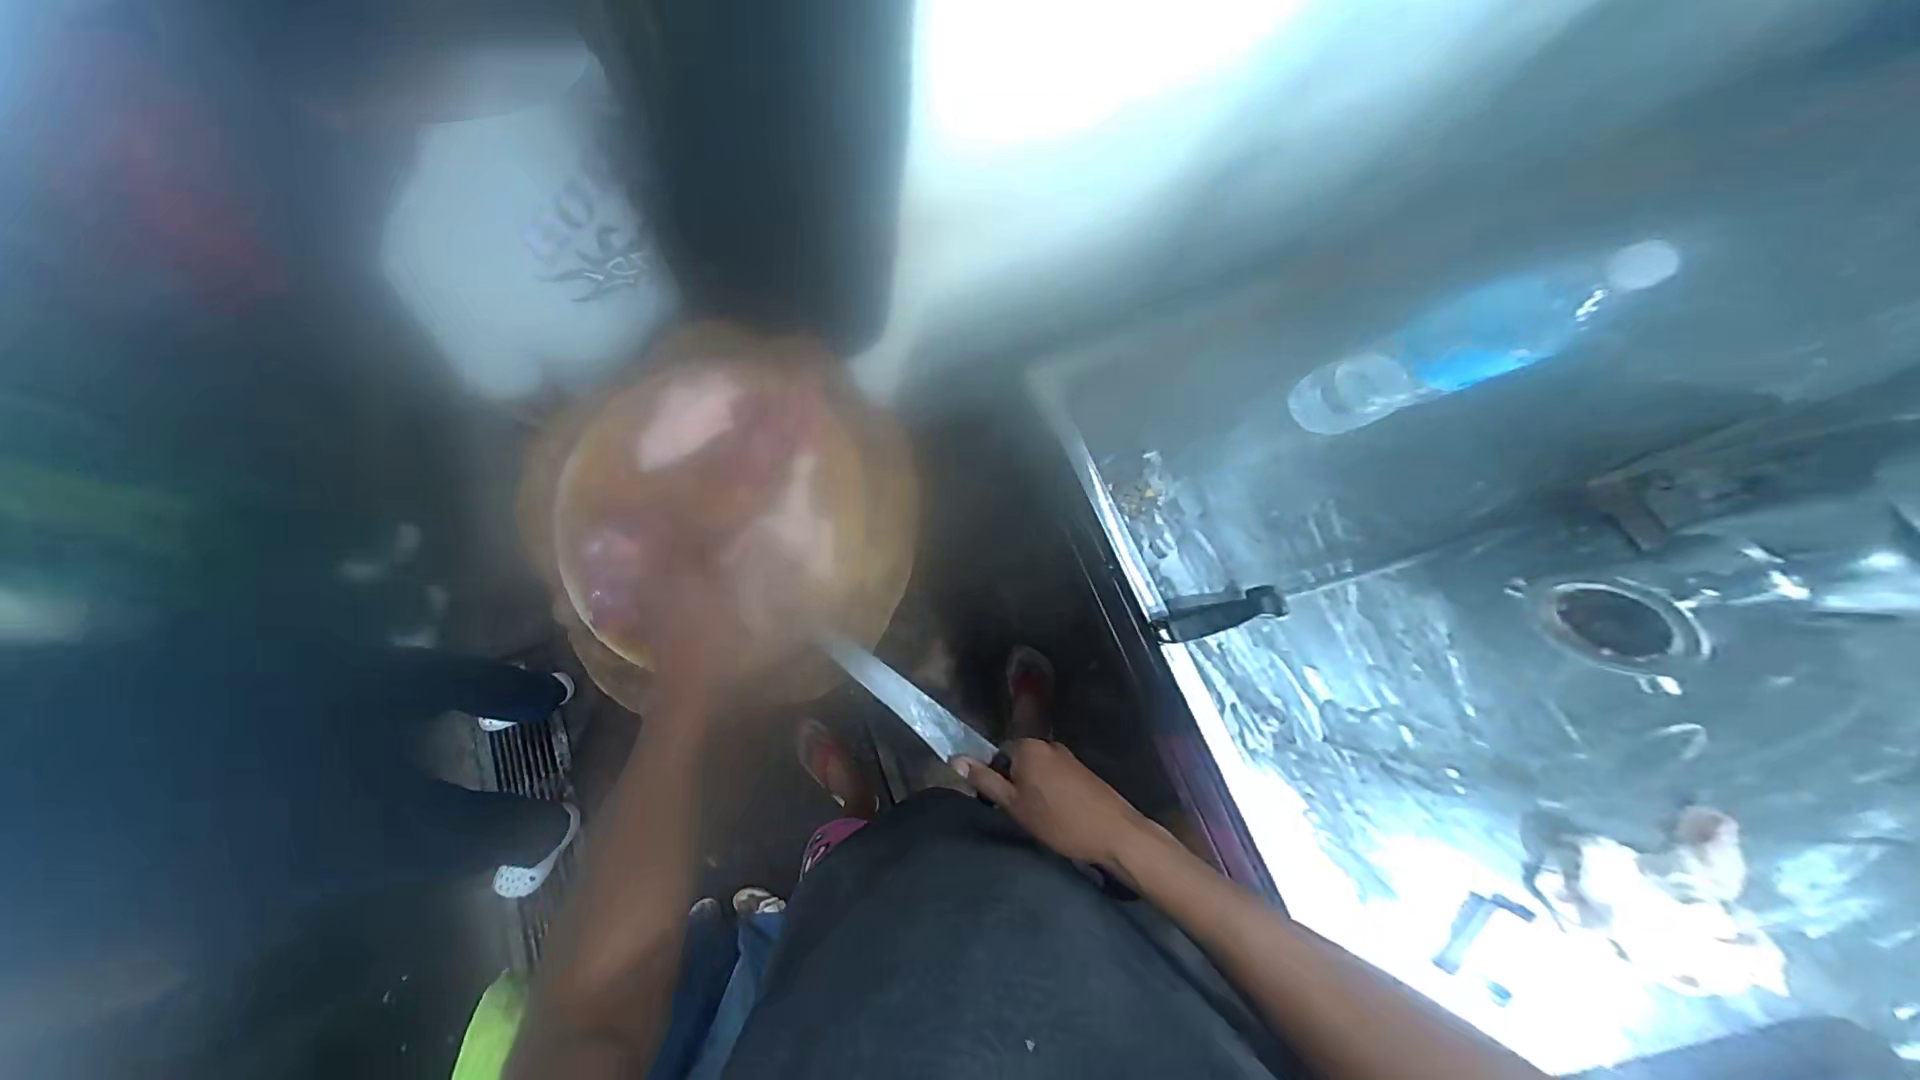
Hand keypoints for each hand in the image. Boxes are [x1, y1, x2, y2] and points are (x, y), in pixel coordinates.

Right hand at [956, 740, 1157, 868]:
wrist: (1114, 832)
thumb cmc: (1059, 820)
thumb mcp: (1015, 805)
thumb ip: (985, 780)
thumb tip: (955, 758)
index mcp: (1028, 746)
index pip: (997, 754)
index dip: (994, 779)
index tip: (1001, 804)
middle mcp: (1047, 744)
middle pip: (1018, 761)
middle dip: (1015, 785)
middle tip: (1021, 815)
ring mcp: (1068, 756)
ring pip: (1037, 772)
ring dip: (1034, 791)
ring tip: (1042, 819)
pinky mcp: (1083, 771)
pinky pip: (1055, 778)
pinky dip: (1052, 794)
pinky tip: (1060, 817)